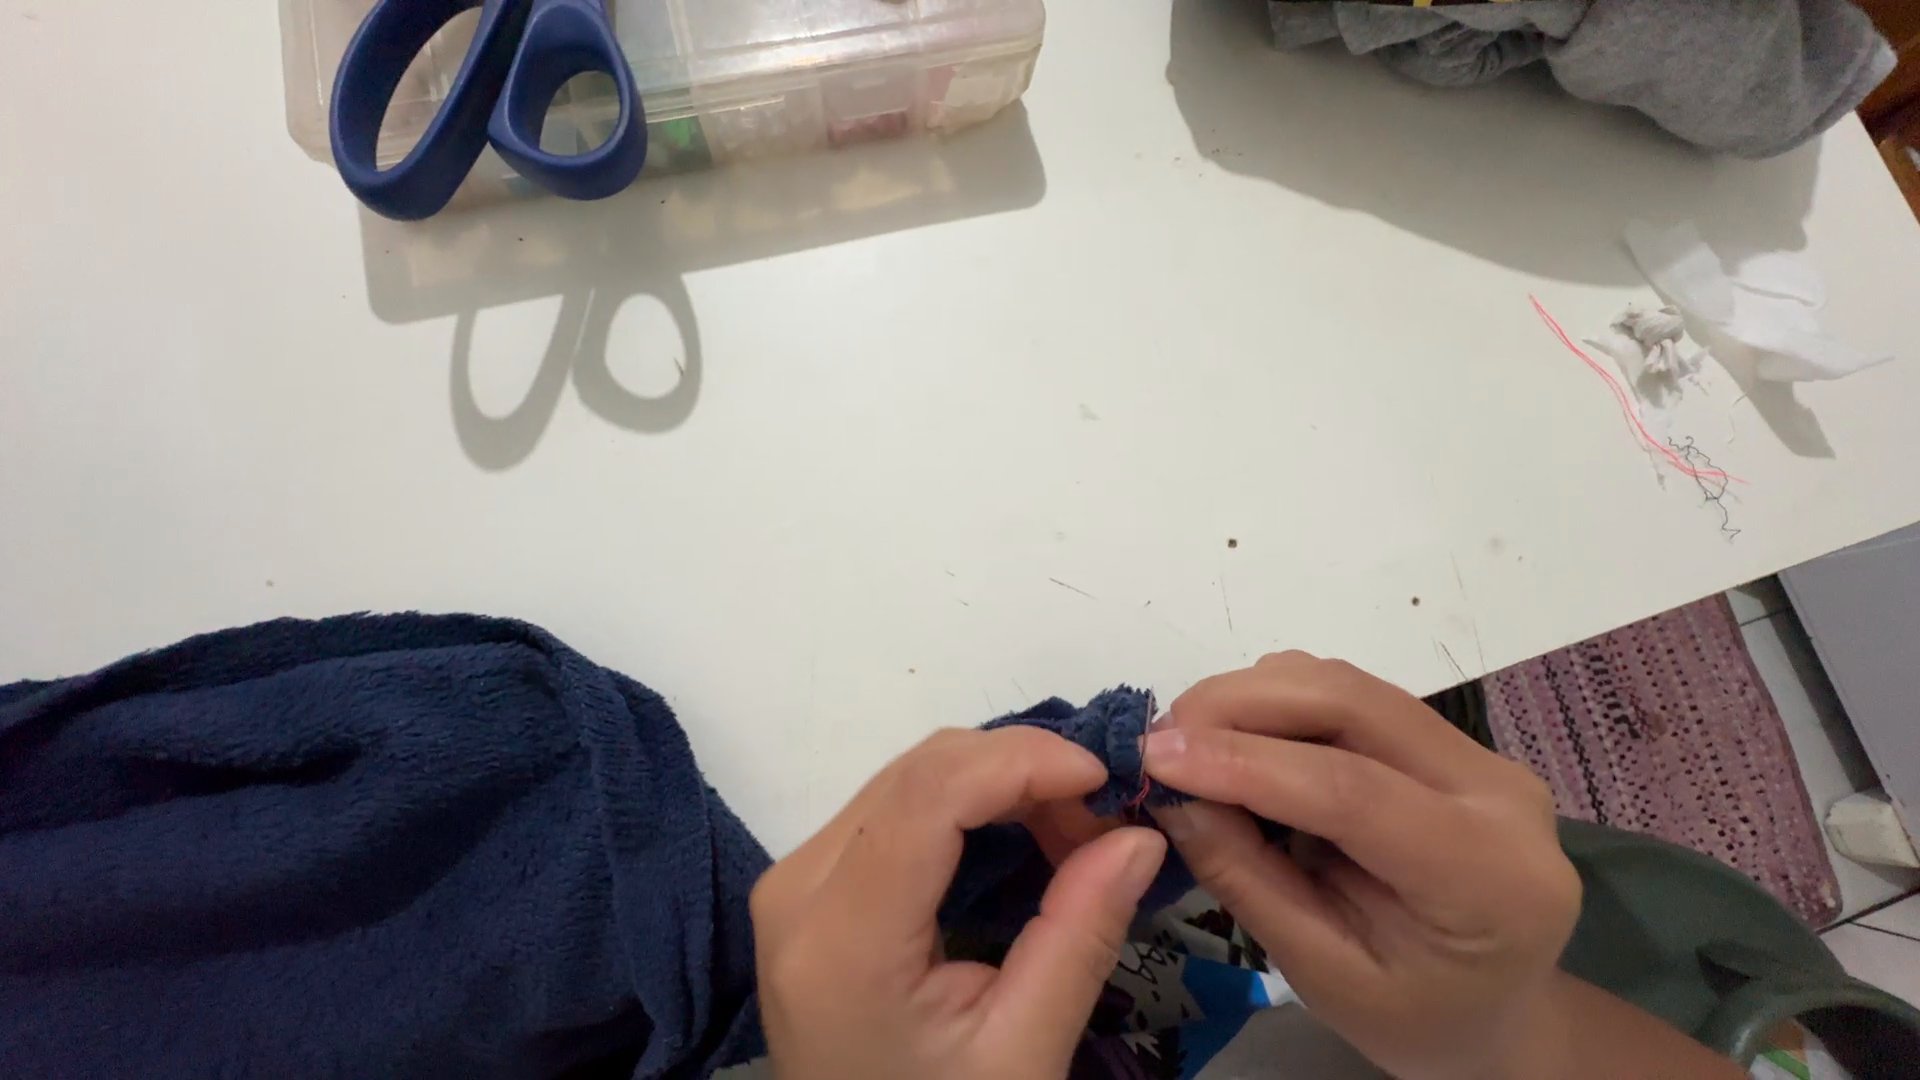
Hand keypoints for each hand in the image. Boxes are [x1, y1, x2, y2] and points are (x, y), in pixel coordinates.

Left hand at [752, 727, 1167, 1079]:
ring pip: (910, 775)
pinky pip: (896, 801)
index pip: (930, 792)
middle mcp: (800, 884)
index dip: (1022, 760)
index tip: (1102, 776)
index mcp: (842, 938)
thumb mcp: (1022, 1056)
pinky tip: (1018, 828)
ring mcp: (796, 874)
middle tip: (1099, 815)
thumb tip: (1139, 836)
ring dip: (998, 778)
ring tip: (1069, 826)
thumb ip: (1079, 936)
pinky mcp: (809, 876)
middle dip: (1022, 769)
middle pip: (921, 772)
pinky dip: (968, 798)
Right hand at [1142, 652, 1581, 1079]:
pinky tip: (1237, 740)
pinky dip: (1269, 698)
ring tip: (1188, 741)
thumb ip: (1243, 876)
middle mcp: (1493, 788)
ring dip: (1246, 694)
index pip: (1351, 790)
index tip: (1153, 756)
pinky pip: (1339, 688)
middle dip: (1234, 703)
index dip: (1242, 762)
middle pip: (1346, 701)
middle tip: (1159, 738)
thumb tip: (1170, 793)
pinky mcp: (1436, 733)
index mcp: (1487, 876)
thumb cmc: (1410, 1013)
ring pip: (1337, 681)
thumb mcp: (1319, 972)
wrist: (1491, 1006)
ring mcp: (1470, 749)